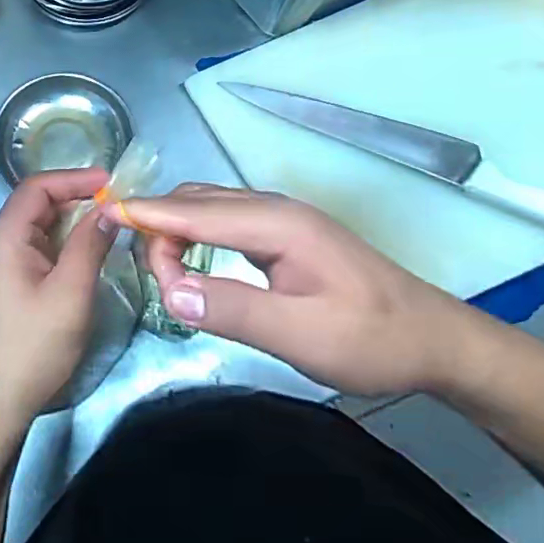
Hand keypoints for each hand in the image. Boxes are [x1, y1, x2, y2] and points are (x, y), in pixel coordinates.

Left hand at [0, 168, 115, 424]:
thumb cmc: (34, 345)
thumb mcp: (70, 293)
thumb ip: (89, 246)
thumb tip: (109, 211)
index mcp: (5, 235)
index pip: (37, 187)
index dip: (73, 178)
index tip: (111, 181)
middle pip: (37, 203)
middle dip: (76, 196)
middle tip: (117, 201)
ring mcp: (3, 261)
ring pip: (40, 225)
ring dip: (72, 219)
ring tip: (110, 220)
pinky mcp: (11, 280)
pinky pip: (39, 246)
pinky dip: (64, 240)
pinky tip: (88, 248)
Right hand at [110, 184, 498, 396]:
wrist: (439, 342)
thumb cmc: (373, 340)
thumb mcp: (303, 335)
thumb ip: (233, 308)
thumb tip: (169, 291)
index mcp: (275, 222)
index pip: (193, 210)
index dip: (146, 213)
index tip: (104, 218)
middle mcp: (271, 206)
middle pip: (194, 201)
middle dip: (159, 229)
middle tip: (156, 283)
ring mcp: (278, 215)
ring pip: (205, 205)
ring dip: (174, 230)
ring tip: (165, 274)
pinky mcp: (281, 231)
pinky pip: (220, 217)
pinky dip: (192, 231)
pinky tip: (190, 259)